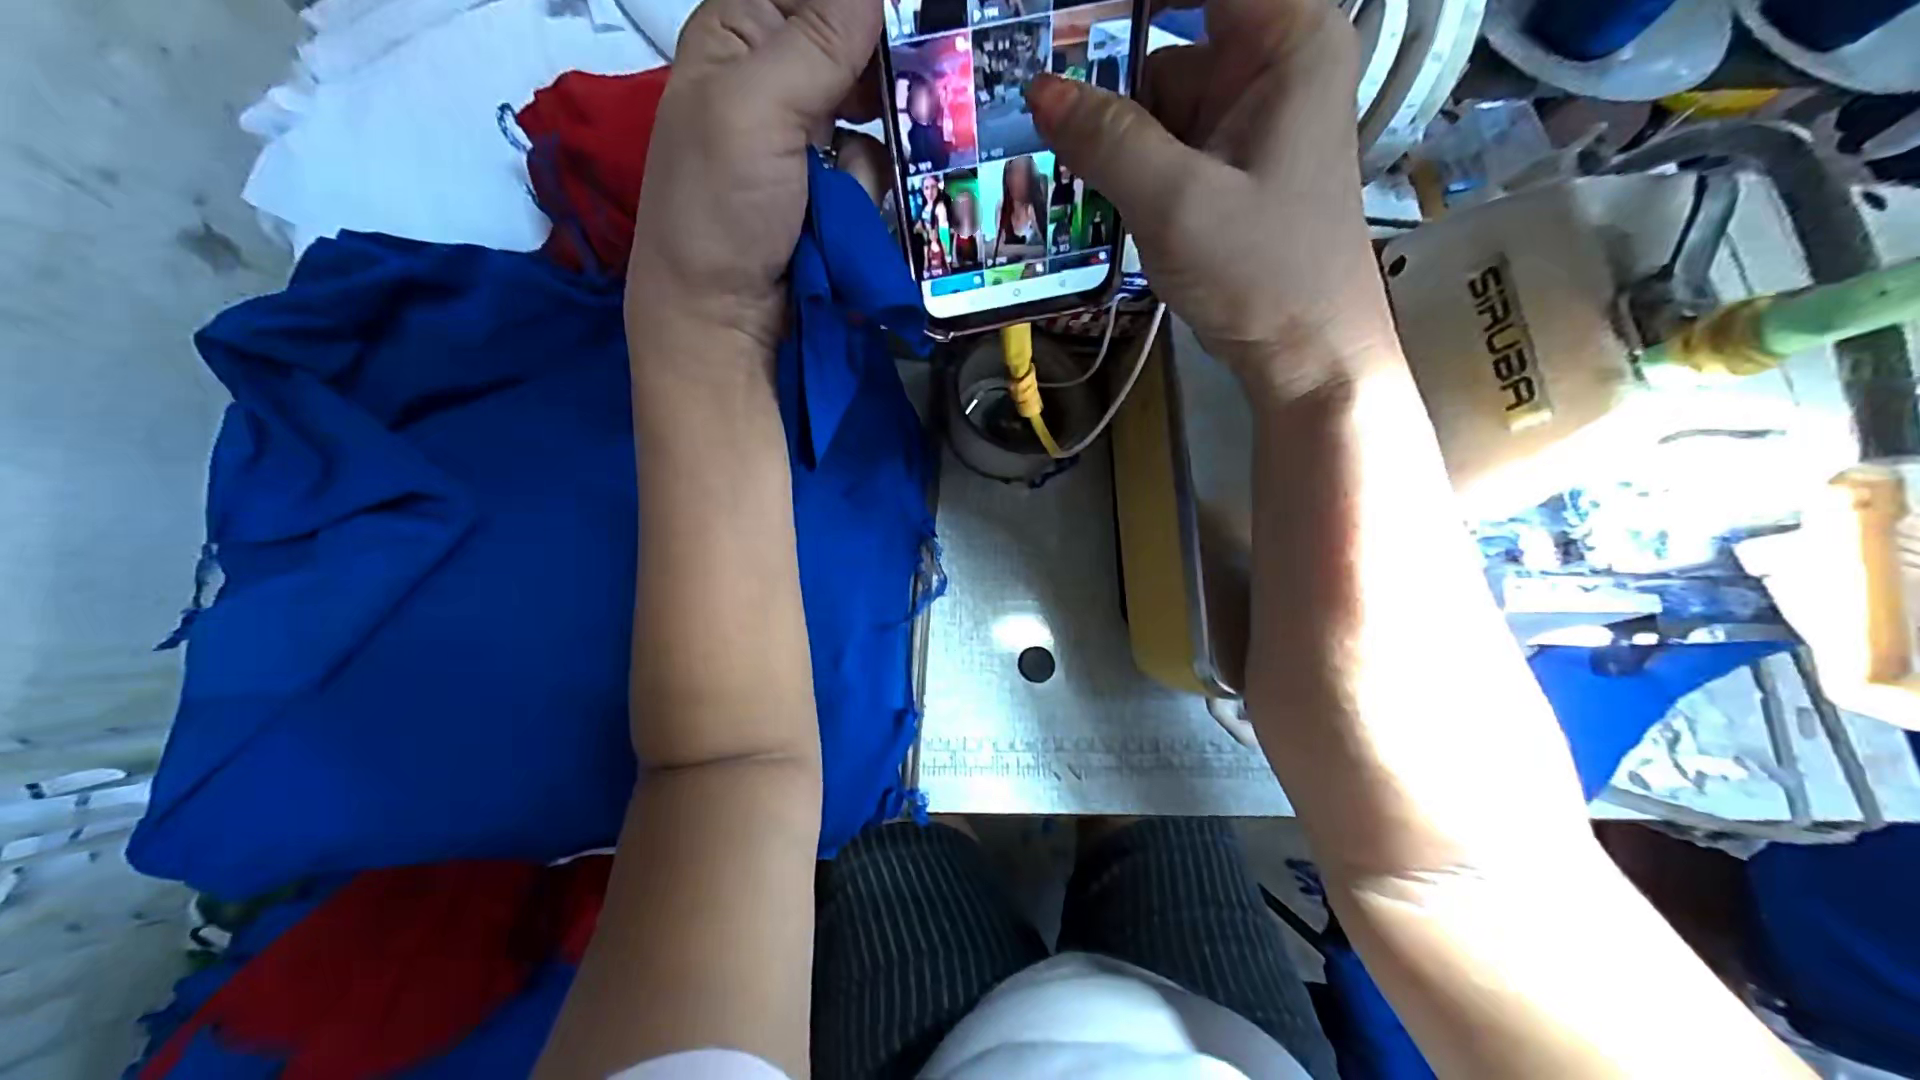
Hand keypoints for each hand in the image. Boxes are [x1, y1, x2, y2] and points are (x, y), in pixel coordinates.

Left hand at [629, 0, 880, 353]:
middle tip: (913, 85)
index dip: (856, 6)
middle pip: (851, 39)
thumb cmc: (720, 209)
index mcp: (738, 31)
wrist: (724, 318)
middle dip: (880, 68)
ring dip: (882, 133)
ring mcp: (808, 137)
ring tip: (864, 170)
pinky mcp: (833, 188)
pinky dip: (871, 184)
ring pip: (875, 103)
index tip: (907, 18)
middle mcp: (776, 75)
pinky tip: (852, 210)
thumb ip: (818, 40)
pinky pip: (874, 162)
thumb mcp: (756, 108)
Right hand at [1027, 0, 1395, 392]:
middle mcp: (1269, 64)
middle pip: (1171, 27)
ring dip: (1110, 126)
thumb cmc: (1260, 273)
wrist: (1304, 351)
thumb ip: (1108, 140)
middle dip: (1109, 66)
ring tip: (1064, 158)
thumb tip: (1040, 91)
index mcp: (1286, 42)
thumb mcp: (1176, 203)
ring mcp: (1244, 118)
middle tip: (1041, 87)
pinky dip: (1124, 160)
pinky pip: (1159, 140)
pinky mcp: (1224, 163)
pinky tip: (1095, 188)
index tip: (1067, 16)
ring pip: (1155, 93)